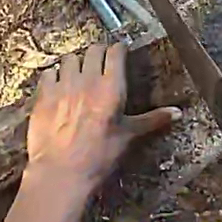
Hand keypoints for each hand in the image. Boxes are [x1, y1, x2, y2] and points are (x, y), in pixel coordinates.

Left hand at [23, 43, 178, 207]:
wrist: (62, 171)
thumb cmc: (99, 155)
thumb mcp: (129, 136)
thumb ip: (152, 120)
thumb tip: (178, 113)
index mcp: (111, 87)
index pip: (115, 53)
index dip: (119, 50)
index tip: (120, 51)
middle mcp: (88, 79)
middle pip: (93, 50)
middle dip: (98, 53)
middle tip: (101, 62)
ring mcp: (63, 85)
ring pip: (69, 58)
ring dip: (75, 62)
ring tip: (79, 73)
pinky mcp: (44, 95)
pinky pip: (49, 73)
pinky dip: (54, 76)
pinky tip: (58, 85)